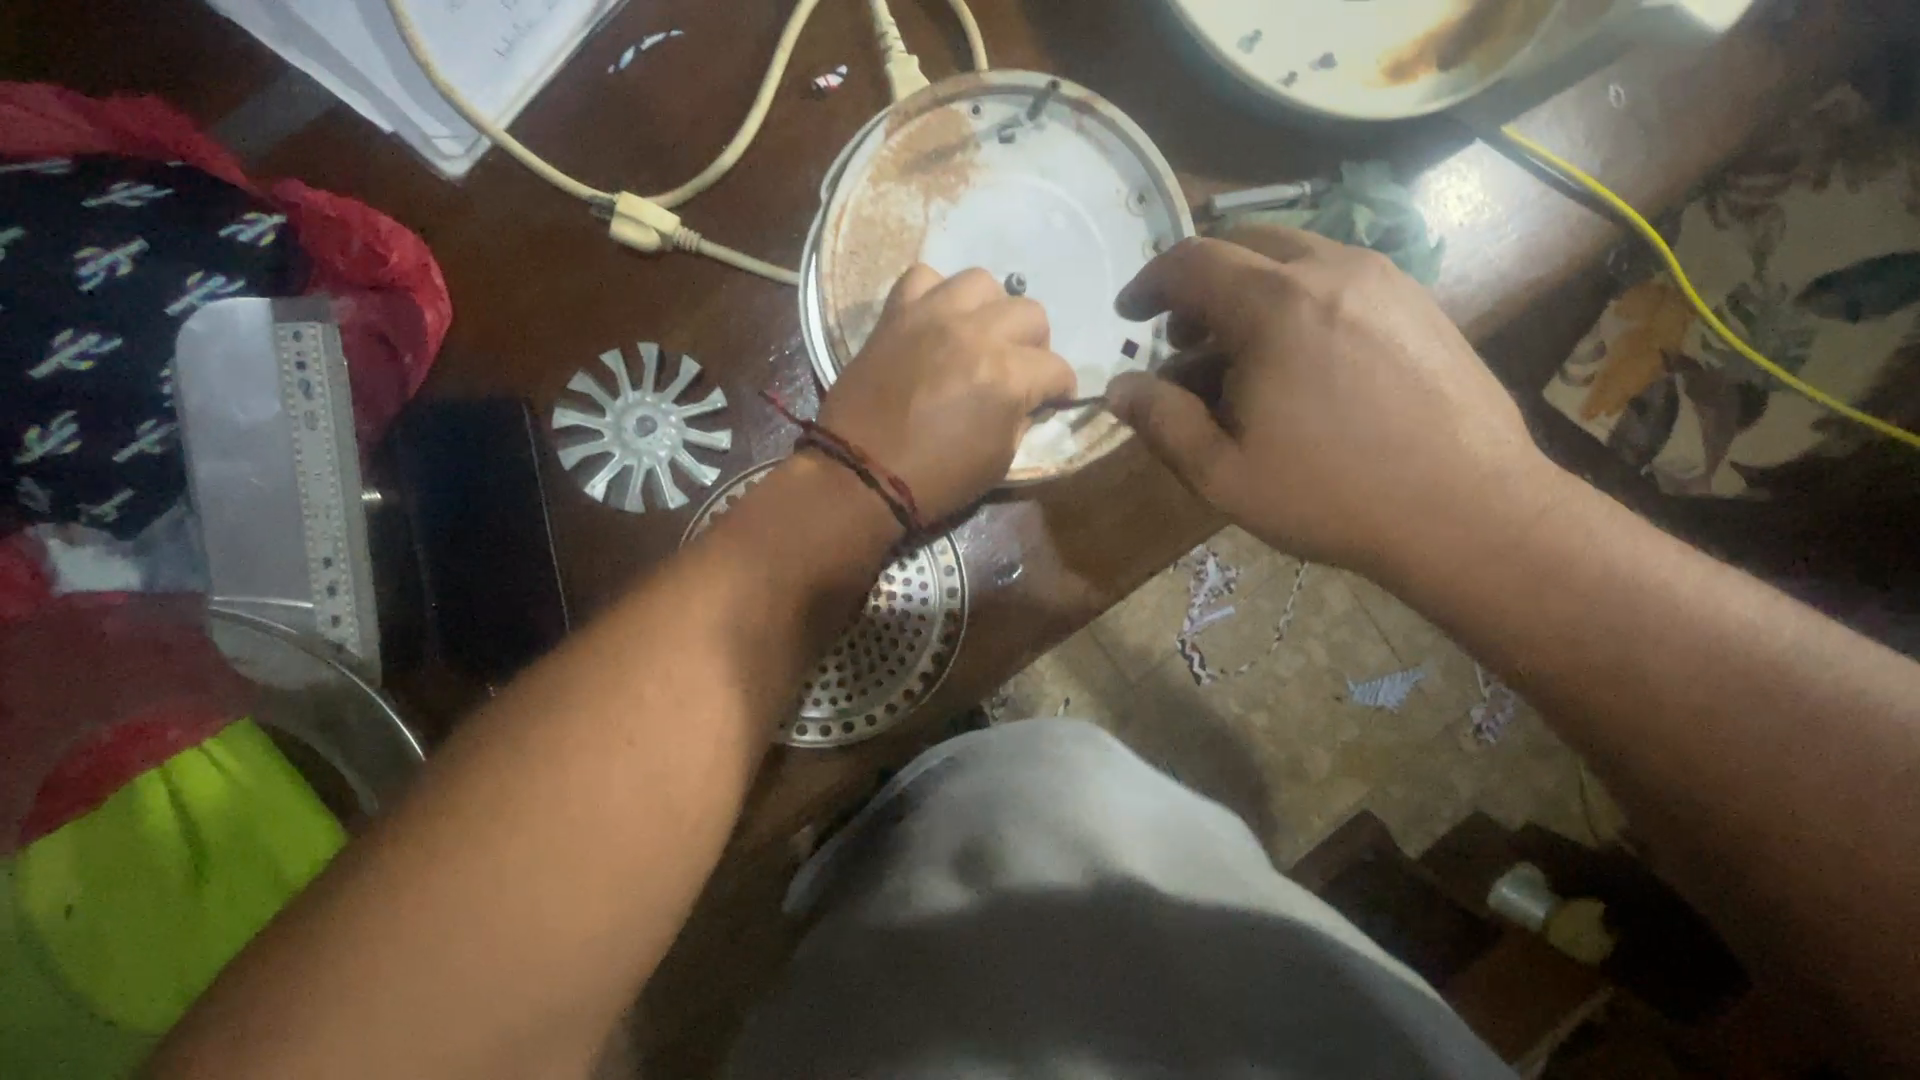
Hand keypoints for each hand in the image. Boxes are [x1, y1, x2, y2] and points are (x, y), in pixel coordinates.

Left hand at [820, 265, 1075, 521]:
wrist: (861, 475)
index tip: (1053, 400)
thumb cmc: (935, 479)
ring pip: (981, 282)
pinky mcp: (895, 315)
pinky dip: (934, 295)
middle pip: (1030, 313)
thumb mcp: (999, 460)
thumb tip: (1027, 399)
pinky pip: (922, 278)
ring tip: (978, 336)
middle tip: (1018, 369)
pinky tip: (935, 321)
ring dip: (989, 309)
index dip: (1060, 389)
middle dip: (1034, 345)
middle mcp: (975, 333)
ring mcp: (932, 316)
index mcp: (1007, 374)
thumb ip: (1020, 417)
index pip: (1057, 368)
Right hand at [1107, 226, 1554, 574]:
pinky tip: (1300, 363)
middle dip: (1199, 285)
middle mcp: (1331, 270)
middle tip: (1183, 341)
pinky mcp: (1418, 304)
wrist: (1470, 511)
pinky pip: (1338, 279)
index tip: (1129, 314)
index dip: (1149, 284)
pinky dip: (1297, 301)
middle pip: (1244, 244)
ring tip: (1239, 358)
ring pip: (1295, 258)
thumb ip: (1162, 421)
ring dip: (1248, 293)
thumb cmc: (1333, 496)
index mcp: (1275, 305)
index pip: (1191, 262)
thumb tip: (1120, 387)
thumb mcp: (1224, 473)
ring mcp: (1384, 281)